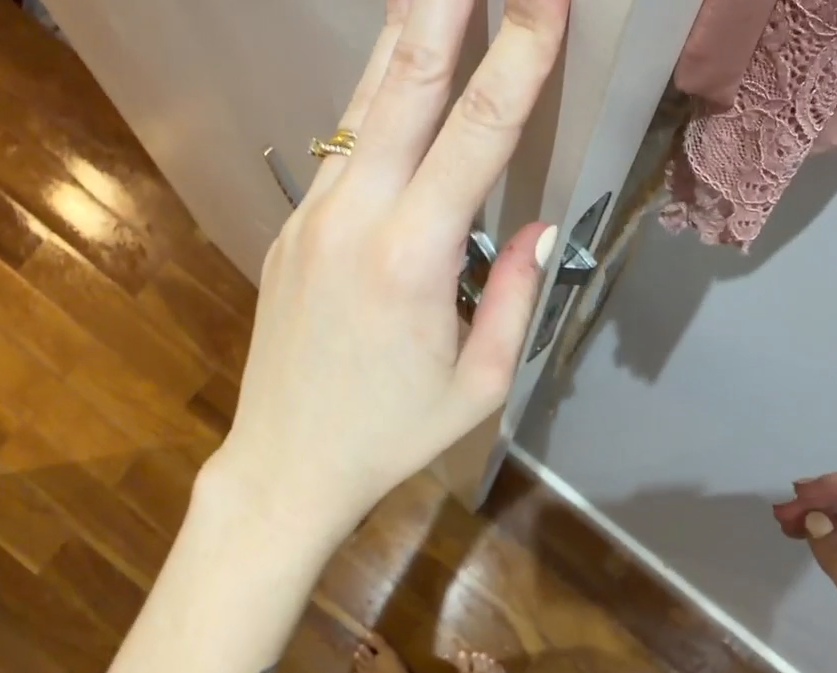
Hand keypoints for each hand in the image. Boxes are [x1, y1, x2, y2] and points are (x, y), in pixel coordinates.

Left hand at [207, 0, 569, 543]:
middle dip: (446, 2)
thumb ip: (515, 297)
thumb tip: (538, 225)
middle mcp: (353, 219)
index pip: (478, 130)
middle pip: (404, 79)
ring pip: (363, 99)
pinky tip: (398, 76)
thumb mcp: (478, 385)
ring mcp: (311, 217)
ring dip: (406, 31)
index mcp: (411, 259)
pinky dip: (375, 98)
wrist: (287, 462)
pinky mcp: (290, 229)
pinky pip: (340, 146)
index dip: (520, 54)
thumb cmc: (389, 436)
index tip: (549, 1)